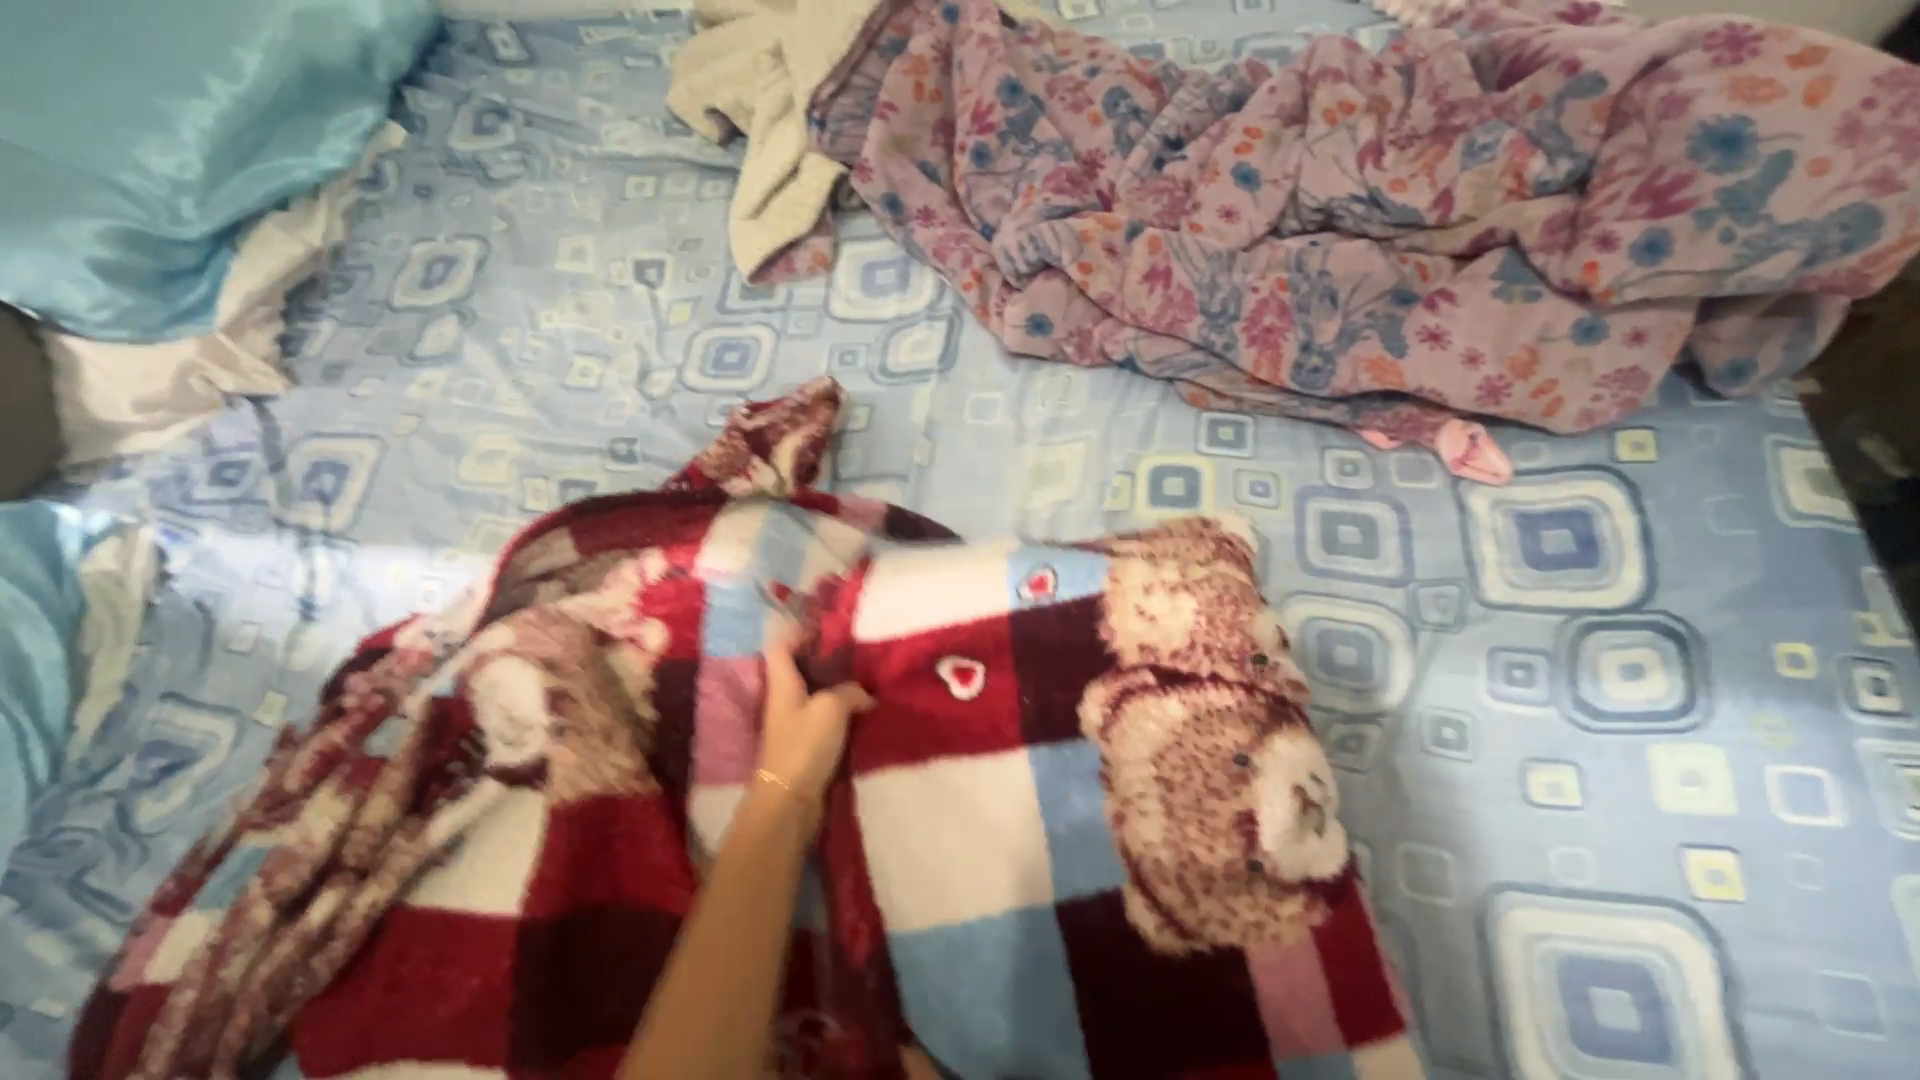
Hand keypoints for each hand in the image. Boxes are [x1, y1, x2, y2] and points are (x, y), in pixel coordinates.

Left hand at [757, 632, 873, 805]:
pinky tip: (864, 711)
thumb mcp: (831, 708)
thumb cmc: (803, 746)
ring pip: (814, 695)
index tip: (825, 625)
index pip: (780, 647)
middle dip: (823, 658)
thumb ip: (850, 692)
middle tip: (855, 650)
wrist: (790, 802)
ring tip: (866, 677)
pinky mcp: (805, 747)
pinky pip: (824, 719)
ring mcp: (793, 725)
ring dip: (836, 686)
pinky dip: (841, 712)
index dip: (797, 632)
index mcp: (782, 684)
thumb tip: (864, 694)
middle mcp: (784, 701)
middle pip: (799, 670)